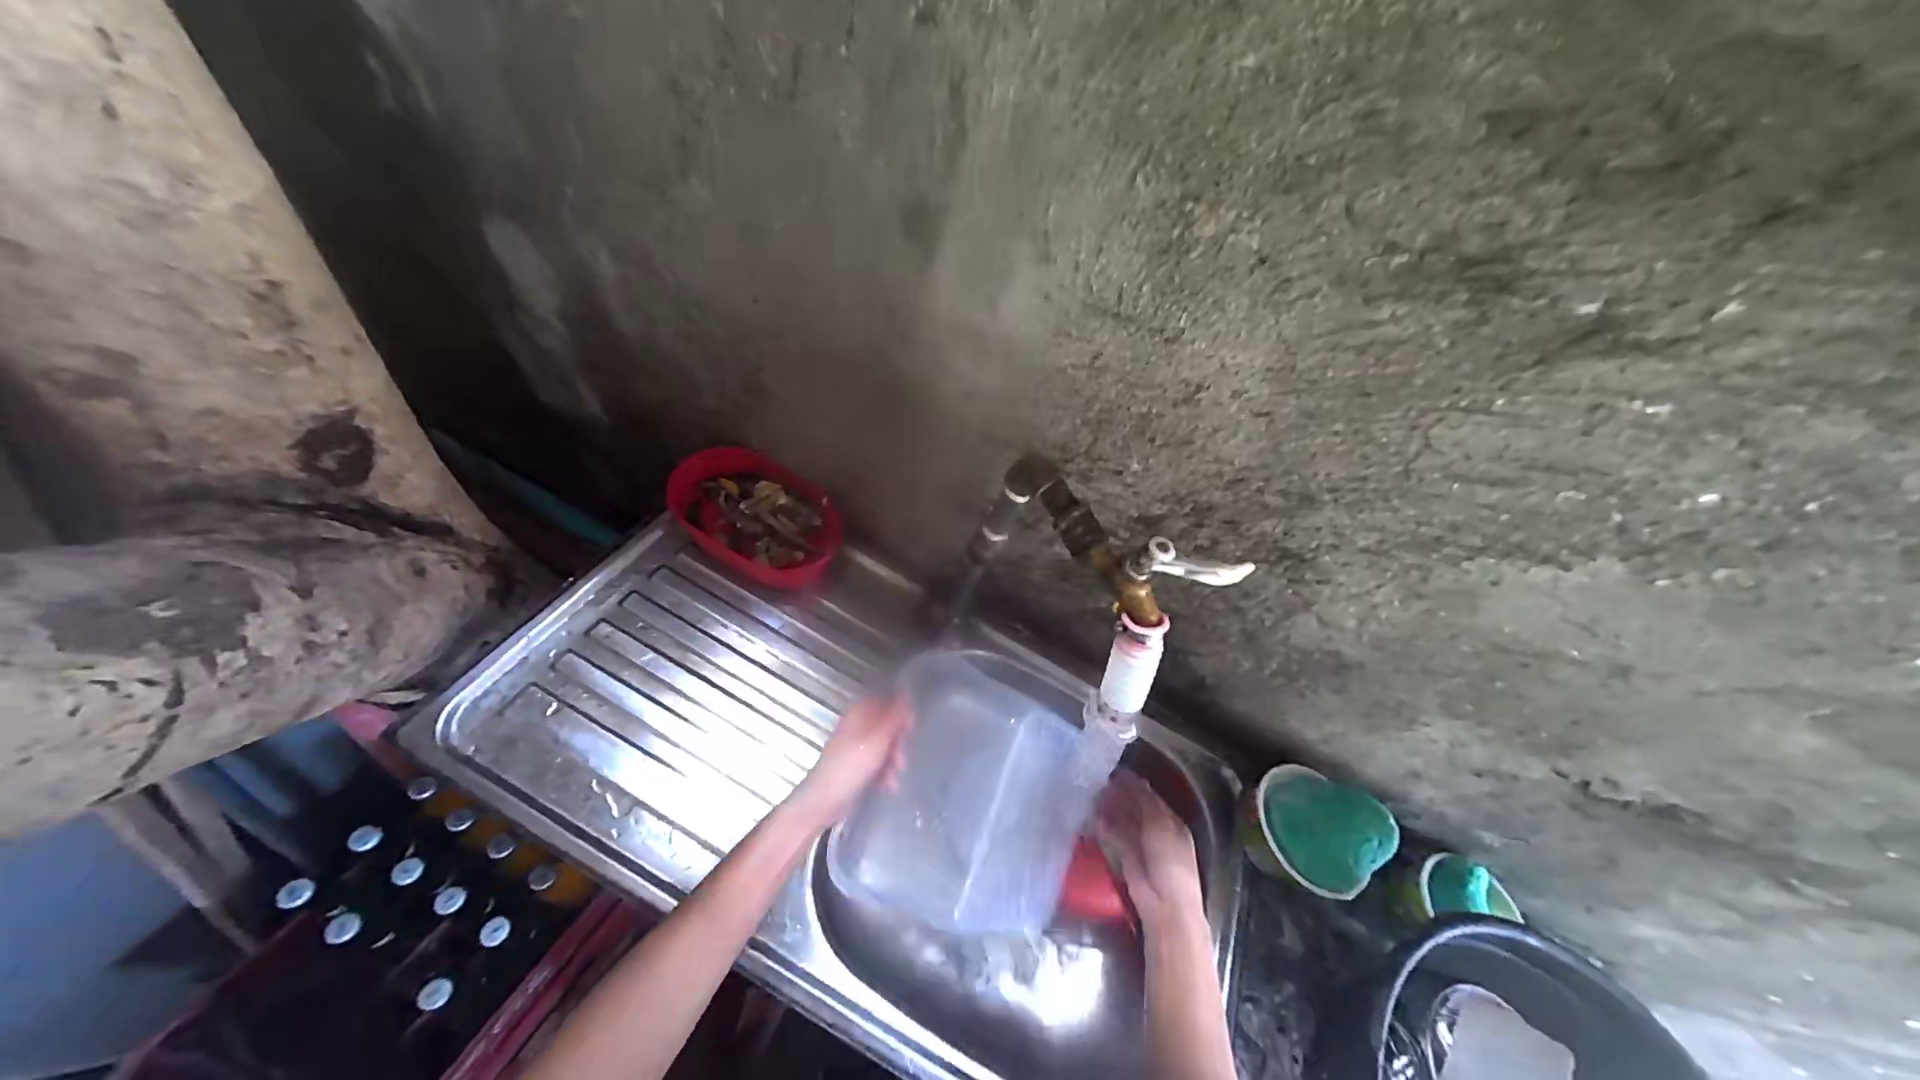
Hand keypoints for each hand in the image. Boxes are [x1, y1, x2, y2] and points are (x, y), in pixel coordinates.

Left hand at [787, 696, 910, 827]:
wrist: (825, 800)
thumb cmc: (851, 766)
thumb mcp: (877, 739)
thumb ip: (895, 717)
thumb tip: (907, 693)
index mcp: (859, 713)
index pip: (887, 703)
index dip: (901, 714)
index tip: (911, 729)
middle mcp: (857, 725)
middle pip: (888, 726)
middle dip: (898, 743)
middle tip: (900, 759)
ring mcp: (856, 746)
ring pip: (885, 746)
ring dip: (894, 761)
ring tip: (893, 777)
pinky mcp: (856, 764)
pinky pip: (878, 761)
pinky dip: (885, 771)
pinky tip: (888, 784)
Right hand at [1090, 770, 1204, 929]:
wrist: (1164, 904)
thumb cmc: (1169, 861)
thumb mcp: (1160, 824)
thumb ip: (1145, 801)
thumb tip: (1132, 780)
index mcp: (1172, 823)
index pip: (1151, 798)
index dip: (1134, 785)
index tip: (1115, 772)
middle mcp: (1157, 832)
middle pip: (1136, 809)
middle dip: (1119, 796)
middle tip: (1099, 782)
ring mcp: (1140, 847)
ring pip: (1123, 823)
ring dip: (1109, 810)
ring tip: (1093, 795)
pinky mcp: (1125, 860)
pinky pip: (1113, 839)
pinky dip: (1104, 828)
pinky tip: (1092, 817)